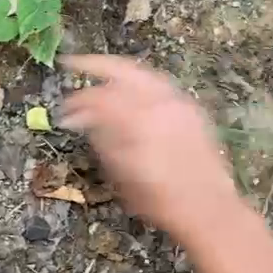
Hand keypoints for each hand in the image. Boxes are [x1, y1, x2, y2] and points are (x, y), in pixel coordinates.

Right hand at [59, 54, 245, 240]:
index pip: (98, 97)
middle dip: (94, 65)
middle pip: (122, 70)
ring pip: (143, 74)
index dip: (76, 101)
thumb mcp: (121, 174)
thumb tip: (83, 119)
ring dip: (119, 73)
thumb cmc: (158, 199)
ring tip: (102, 76)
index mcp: (137, 120)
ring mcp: (179, 102)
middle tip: (73, 64)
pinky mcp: (192, 109)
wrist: (207, 208)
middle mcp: (158, 103)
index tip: (64, 110)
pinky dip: (140, 82)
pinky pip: (161, 85)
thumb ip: (102, 139)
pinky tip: (132, 92)